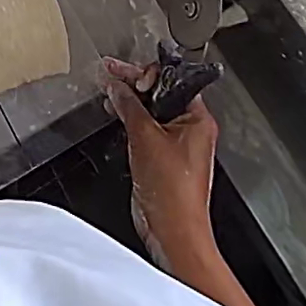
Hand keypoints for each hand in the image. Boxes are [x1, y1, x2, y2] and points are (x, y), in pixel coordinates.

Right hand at [102, 55, 218, 270]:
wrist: (172, 233)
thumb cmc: (173, 193)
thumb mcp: (145, 137)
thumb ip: (129, 106)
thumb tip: (117, 86)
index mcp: (198, 119)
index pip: (173, 80)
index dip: (148, 73)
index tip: (126, 73)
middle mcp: (190, 128)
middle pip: (161, 93)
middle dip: (134, 82)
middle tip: (111, 72)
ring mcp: (176, 143)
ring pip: (151, 110)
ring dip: (129, 99)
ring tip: (108, 88)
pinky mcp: (162, 157)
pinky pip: (145, 128)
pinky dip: (130, 118)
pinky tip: (114, 112)